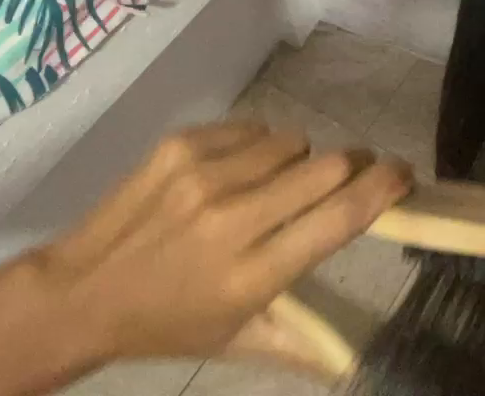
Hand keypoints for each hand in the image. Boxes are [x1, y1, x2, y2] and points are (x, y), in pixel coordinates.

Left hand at [34, 120, 411, 361]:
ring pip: (292, 142)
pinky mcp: (182, 144)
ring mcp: (205, 175)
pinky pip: (253, 129)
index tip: (404, 176)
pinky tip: (235, 171)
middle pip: (328, 167)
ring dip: (297, 160)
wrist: (81, 290)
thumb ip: (301, 340)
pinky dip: (258, 147)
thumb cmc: (168, 322)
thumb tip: (354, 355)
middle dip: (352, 166)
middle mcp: (234, 219)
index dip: (384, 188)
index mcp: (252, 275)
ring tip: (274, 183)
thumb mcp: (237, 340)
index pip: (340, 218)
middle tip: (351, 174)